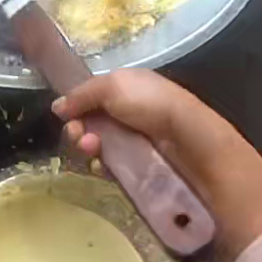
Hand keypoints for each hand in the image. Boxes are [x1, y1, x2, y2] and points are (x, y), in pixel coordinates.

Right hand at [53, 70, 261, 261]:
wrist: (203, 161)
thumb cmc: (164, 115)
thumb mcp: (119, 86)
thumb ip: (85, 93)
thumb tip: (58, 107)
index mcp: (139, 90)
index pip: (96, 95)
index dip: (78, 103)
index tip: (65, 114)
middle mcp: (138, 116)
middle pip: (93, 121)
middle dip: (79, 127)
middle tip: (79, 137)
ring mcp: (140, 147)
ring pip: (98, 147)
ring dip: (88, 148)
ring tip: (93, 153)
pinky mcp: (141, 174)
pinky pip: (110, 169)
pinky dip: (102, 168)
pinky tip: (103, 169)